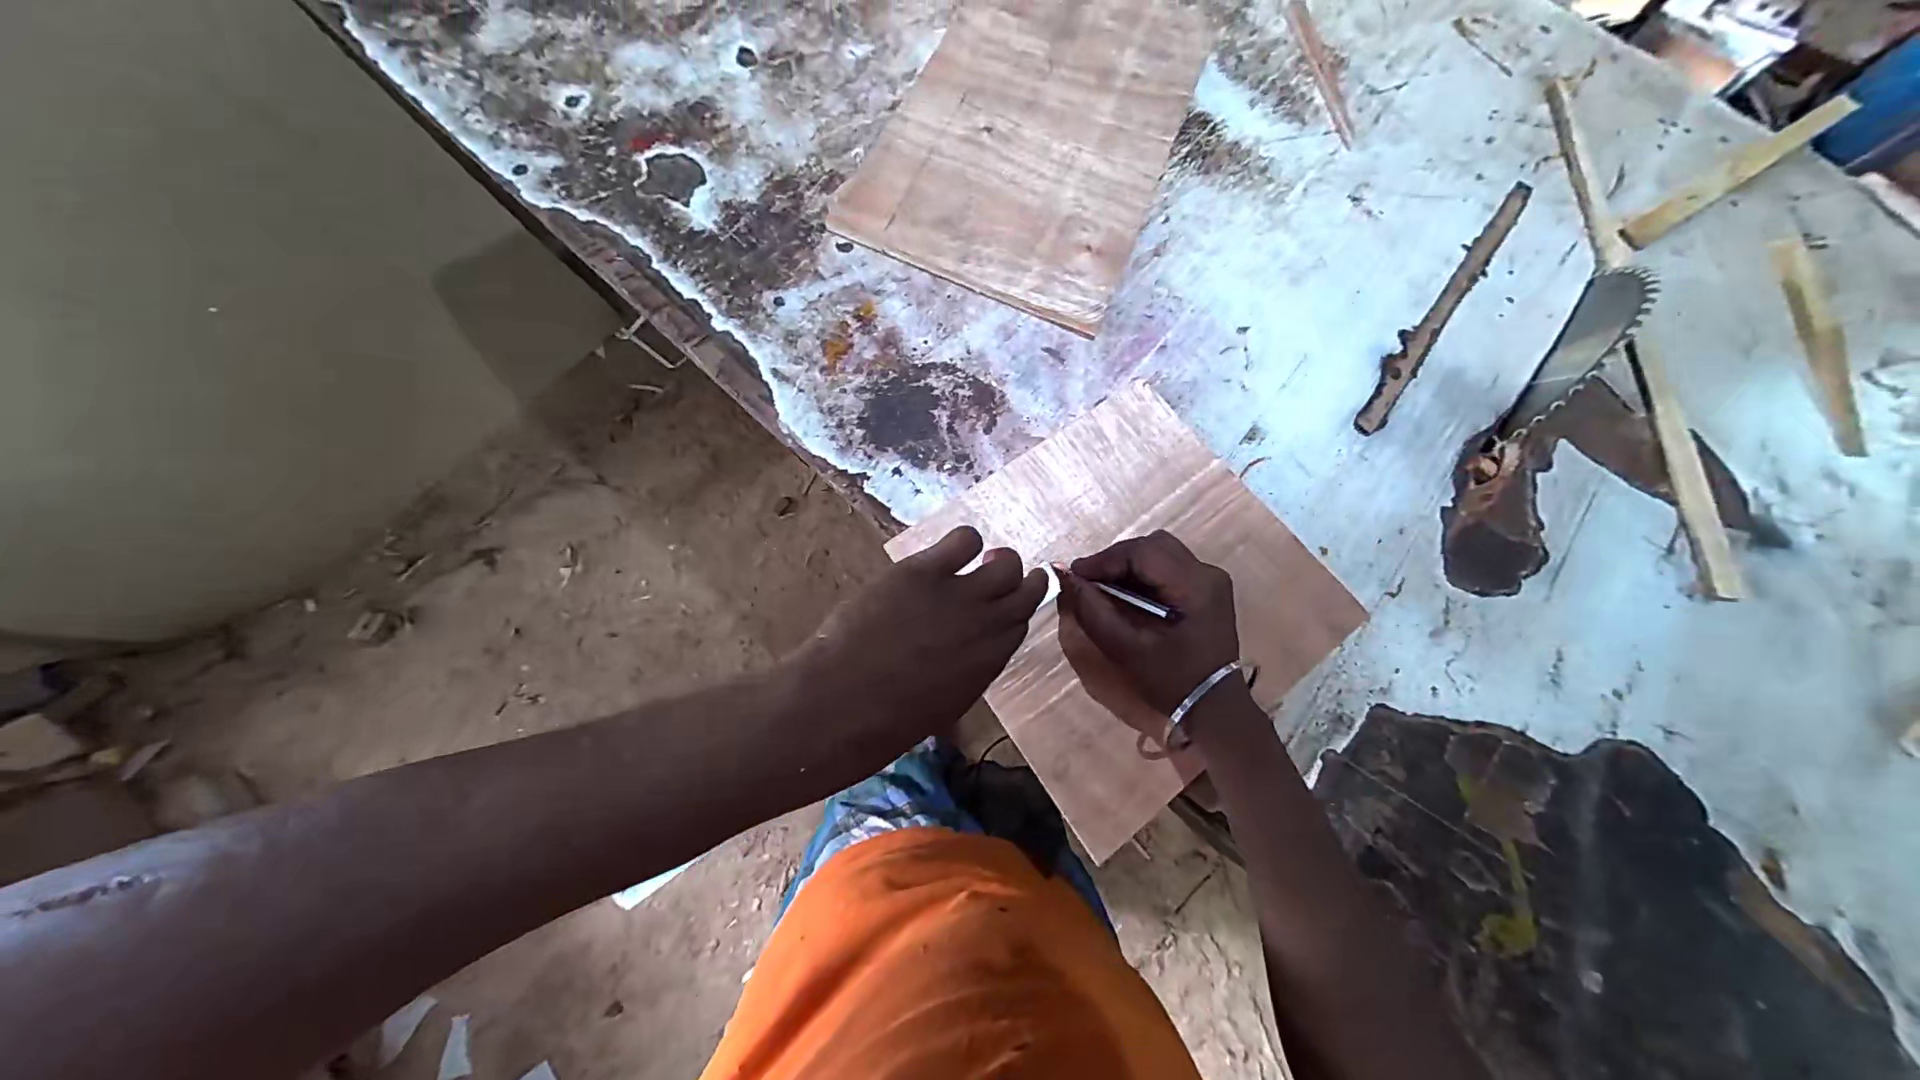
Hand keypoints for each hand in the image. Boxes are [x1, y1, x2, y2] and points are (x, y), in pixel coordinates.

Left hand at [788, 526, 1045, 765]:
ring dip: (1000, 558)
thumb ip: (966, 672)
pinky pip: (965, 540)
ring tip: (983, 556)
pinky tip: (950, 550)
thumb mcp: (945, 703)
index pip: (1021, 622)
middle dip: (1022, 579)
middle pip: (1026, 589)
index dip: (1014, 609)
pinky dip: (965, 541)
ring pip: (1006, 563)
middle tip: (1004, 573)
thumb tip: (965, 658)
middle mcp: (986, 624)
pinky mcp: (925, 571)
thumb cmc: (890, 718)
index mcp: (991, 660)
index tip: (1008, 602)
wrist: (847, 701)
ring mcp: (959, 595)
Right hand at [1059, 530, 1243, 715]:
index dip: (1104, 560)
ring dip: (1127, 566)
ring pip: (1159, 553)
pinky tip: (1124, 595)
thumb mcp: (1126, 649)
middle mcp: (1207, 574)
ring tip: (1103, 587)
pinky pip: (1166, 568)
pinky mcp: (1206, 591)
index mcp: (1195, 586)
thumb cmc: (1171, 682)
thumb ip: (1094, 611)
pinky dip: (1141, 576)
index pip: (1142, 552)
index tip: (1074, 574)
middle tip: (1088, 581)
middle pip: (1152, 546)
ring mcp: (1209, 581)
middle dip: (1115, 560)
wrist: (1213, 709)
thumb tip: (1066, 578)